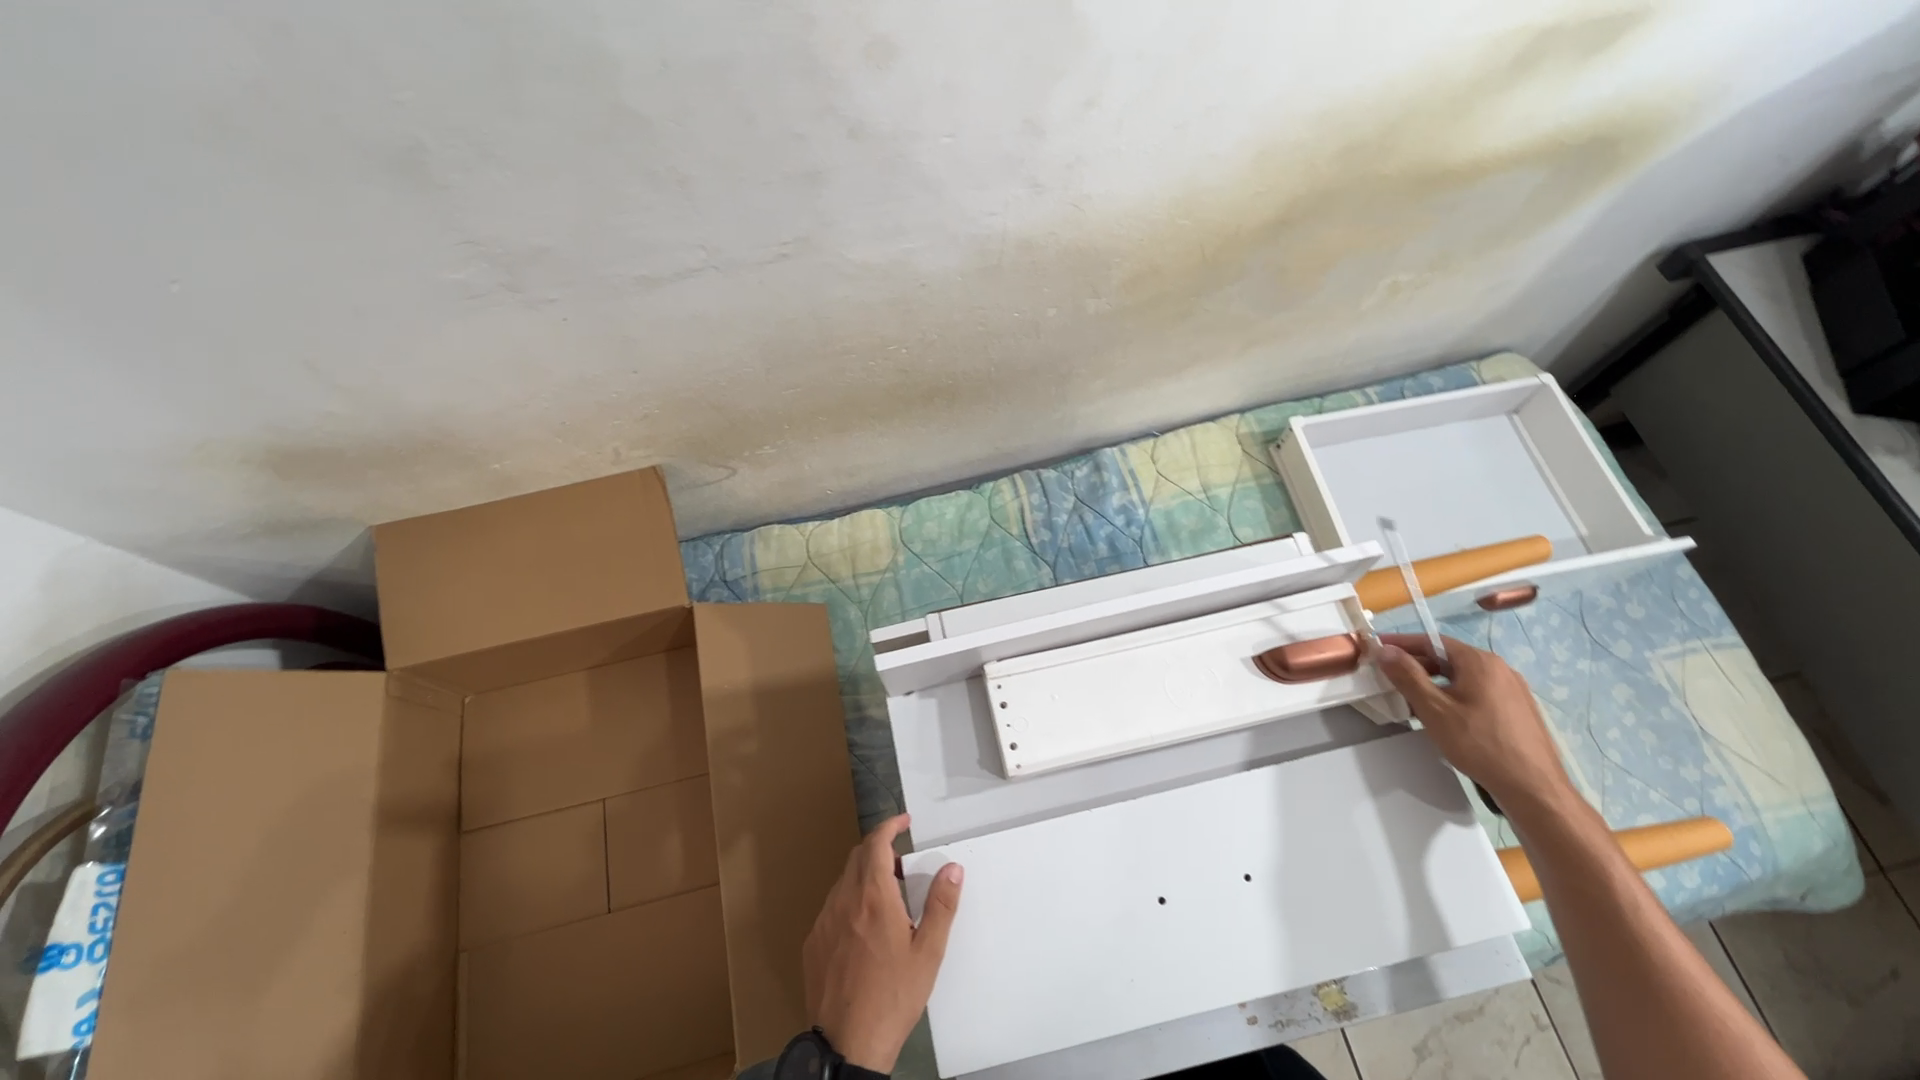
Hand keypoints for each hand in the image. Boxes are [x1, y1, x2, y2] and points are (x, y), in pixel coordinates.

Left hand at [802, 814, 963, 1072]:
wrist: (848, 1042)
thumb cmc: (894, 996)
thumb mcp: (929, 953)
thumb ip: (941, 905)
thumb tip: (952, 868)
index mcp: (873, 897)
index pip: (876, 843)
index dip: (890, 826)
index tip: (904, 821)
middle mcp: (843, 901)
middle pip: (858, 857)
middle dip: (880, 849)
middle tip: (903, 864)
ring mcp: (823, 922)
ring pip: (843, 882)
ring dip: (865, 876)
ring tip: (888, 899)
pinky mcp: (812, 943)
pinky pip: (832, 908)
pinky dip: (850, 901)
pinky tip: (864, 929)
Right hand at [1372, 634, 1573, 811]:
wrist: (1532, 786)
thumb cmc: (1479, 744)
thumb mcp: (1434, 709)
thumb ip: (1408, 676)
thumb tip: (1385, 650)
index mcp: (1479, 661)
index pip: (1432, 641)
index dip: (1401, 643)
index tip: (1377, 647)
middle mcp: (1499, 667)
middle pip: (1449, 657)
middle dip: (1417, 665)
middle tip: (1390, 678)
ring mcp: (1512, 688)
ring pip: (1463, 676)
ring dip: (1435, 682)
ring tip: (1413, 700)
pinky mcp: (1518, 708)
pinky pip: (1478, 691)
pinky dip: (1455, 694)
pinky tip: (1445, 716)